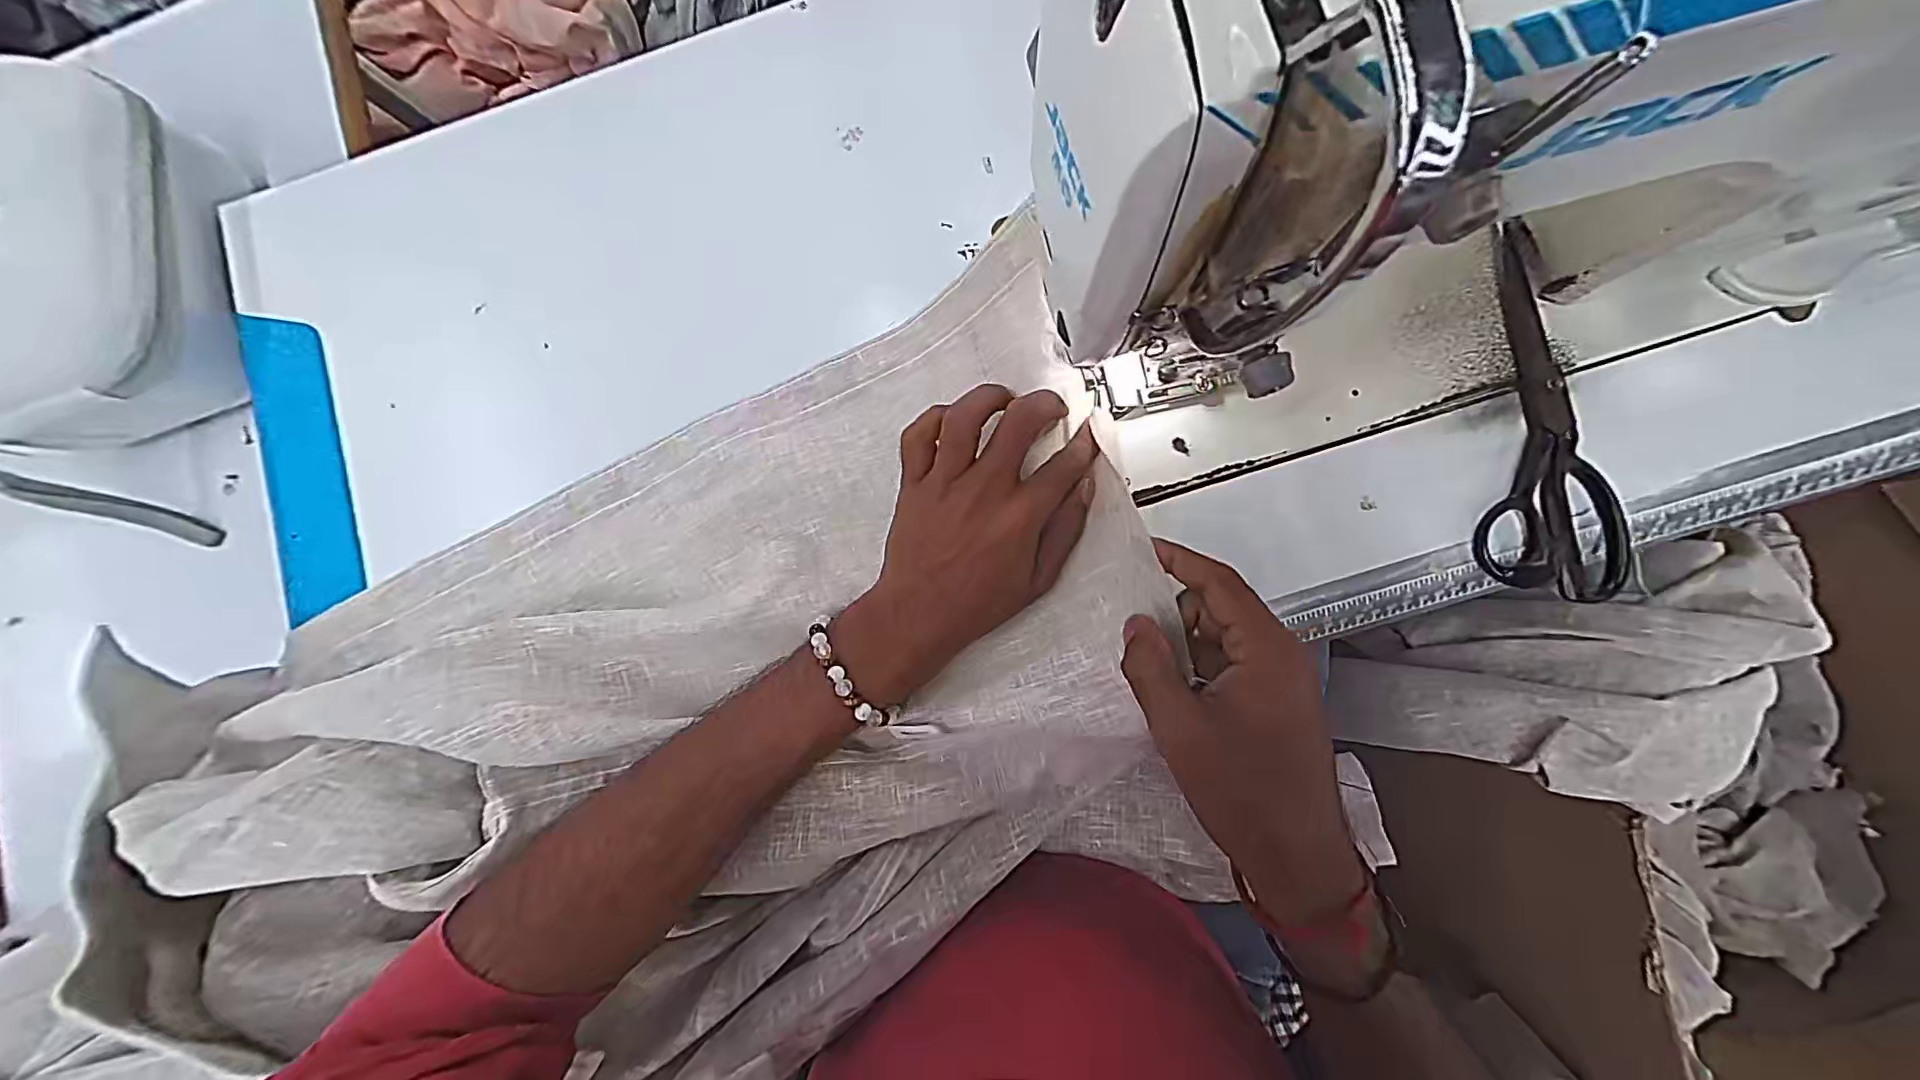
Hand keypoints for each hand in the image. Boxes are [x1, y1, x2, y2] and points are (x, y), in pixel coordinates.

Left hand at [834, 384, 1099, 703]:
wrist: (918, 614)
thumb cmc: (972, 603)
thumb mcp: (1037, 580)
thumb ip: (1065, 531)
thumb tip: (1082, 492)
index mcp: (1018, 518)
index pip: (1063, 465)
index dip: (1083, 445)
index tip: (1087, 436)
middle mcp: (982, 493)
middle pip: (1019, 423)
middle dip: (1045, 404)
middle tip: (1051, 407)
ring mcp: (944, 485)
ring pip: (965, 417)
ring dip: (990, 398)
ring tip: (1004, 400)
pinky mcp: (914, 485)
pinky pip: (918, 436)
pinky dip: (934, 418)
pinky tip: (951, 419)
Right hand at [1120, 539, 1364, 926]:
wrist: (1296, 856)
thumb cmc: (1243, 792)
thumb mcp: (1180, 727)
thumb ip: (1150, 667)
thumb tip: (1136, 625)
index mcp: (1266, 649)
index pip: (1220, 583)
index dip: (1181, 560)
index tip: (1146, 548)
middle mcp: (1280, 654)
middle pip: (1220, 608)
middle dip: (1176, 611)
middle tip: (1133, 626)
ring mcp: (1280, 679)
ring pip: (1222, 638)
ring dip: (1185, 643)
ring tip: (1147, 662)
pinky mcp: (1274, 702)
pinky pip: (1229, 664)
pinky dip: (1198, 666)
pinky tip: (1170, 688)